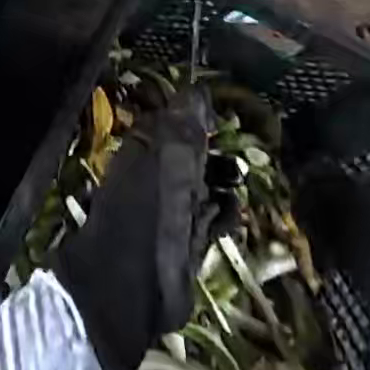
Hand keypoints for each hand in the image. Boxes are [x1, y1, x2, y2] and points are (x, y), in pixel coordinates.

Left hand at [50, 84, 222, 369]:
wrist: (134, 278)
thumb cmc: (149, 202)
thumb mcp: (169, 148)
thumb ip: (186, 117)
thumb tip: (200, 90)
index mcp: (144, 148)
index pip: (173, 123)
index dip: (196, 117)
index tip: (217, 117)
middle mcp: (157, 176)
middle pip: (192, 154)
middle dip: (213, 150)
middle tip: (233, 150)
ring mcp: (172, 210)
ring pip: (205, 184)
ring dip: (223, 179)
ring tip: (235, 177)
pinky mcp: (188, 241)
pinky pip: (214, 218)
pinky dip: (226, 211)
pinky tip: (233, 206)